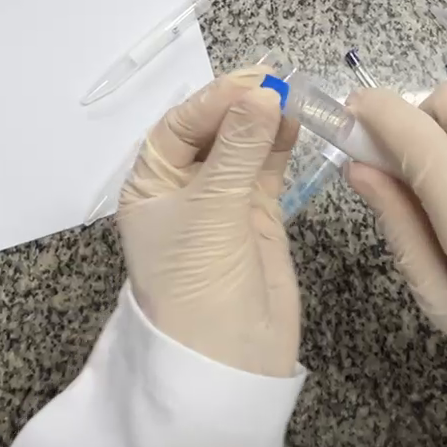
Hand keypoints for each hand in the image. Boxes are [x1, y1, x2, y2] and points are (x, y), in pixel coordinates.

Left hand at [116, 67, 302, 376]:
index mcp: (152, 184)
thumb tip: (264, 92)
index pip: (178, 127)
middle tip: (277, 81)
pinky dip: (279, 143)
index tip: (251, 81)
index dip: (212, 101)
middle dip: (241, 106)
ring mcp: (221, 198)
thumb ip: (239, 148)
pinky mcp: (255, 211)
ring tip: (292, 96)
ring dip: (264, 120)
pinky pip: (265, 166)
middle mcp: (183, 186)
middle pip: (212, 131)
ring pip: (242, 145)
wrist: (231, 364)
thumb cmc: (199, 282)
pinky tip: (294, 122)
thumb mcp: (211, 209)